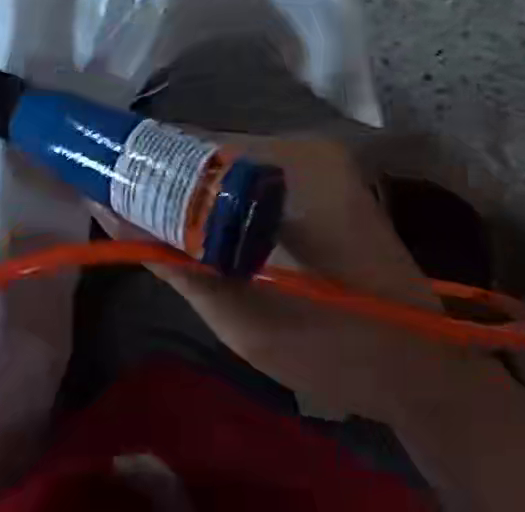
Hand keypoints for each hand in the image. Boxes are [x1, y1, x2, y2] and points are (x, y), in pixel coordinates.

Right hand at [94, 136, 484, 421]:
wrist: (434, 381)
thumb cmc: (341, 351)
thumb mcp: (243, 315)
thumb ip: (169, 256)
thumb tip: (99, 205)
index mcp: (294, 169)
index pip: (188, 144)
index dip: (135, 158)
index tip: (90, 170)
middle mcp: (303, 148)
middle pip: (198, 147)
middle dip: (150, 171)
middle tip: (104, 193)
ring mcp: (312, 163)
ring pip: (214, 159)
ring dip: (173, 182)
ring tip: (131, 206)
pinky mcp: (314, 181)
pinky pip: (237, 174)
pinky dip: (202, 191)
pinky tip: (180, 217)